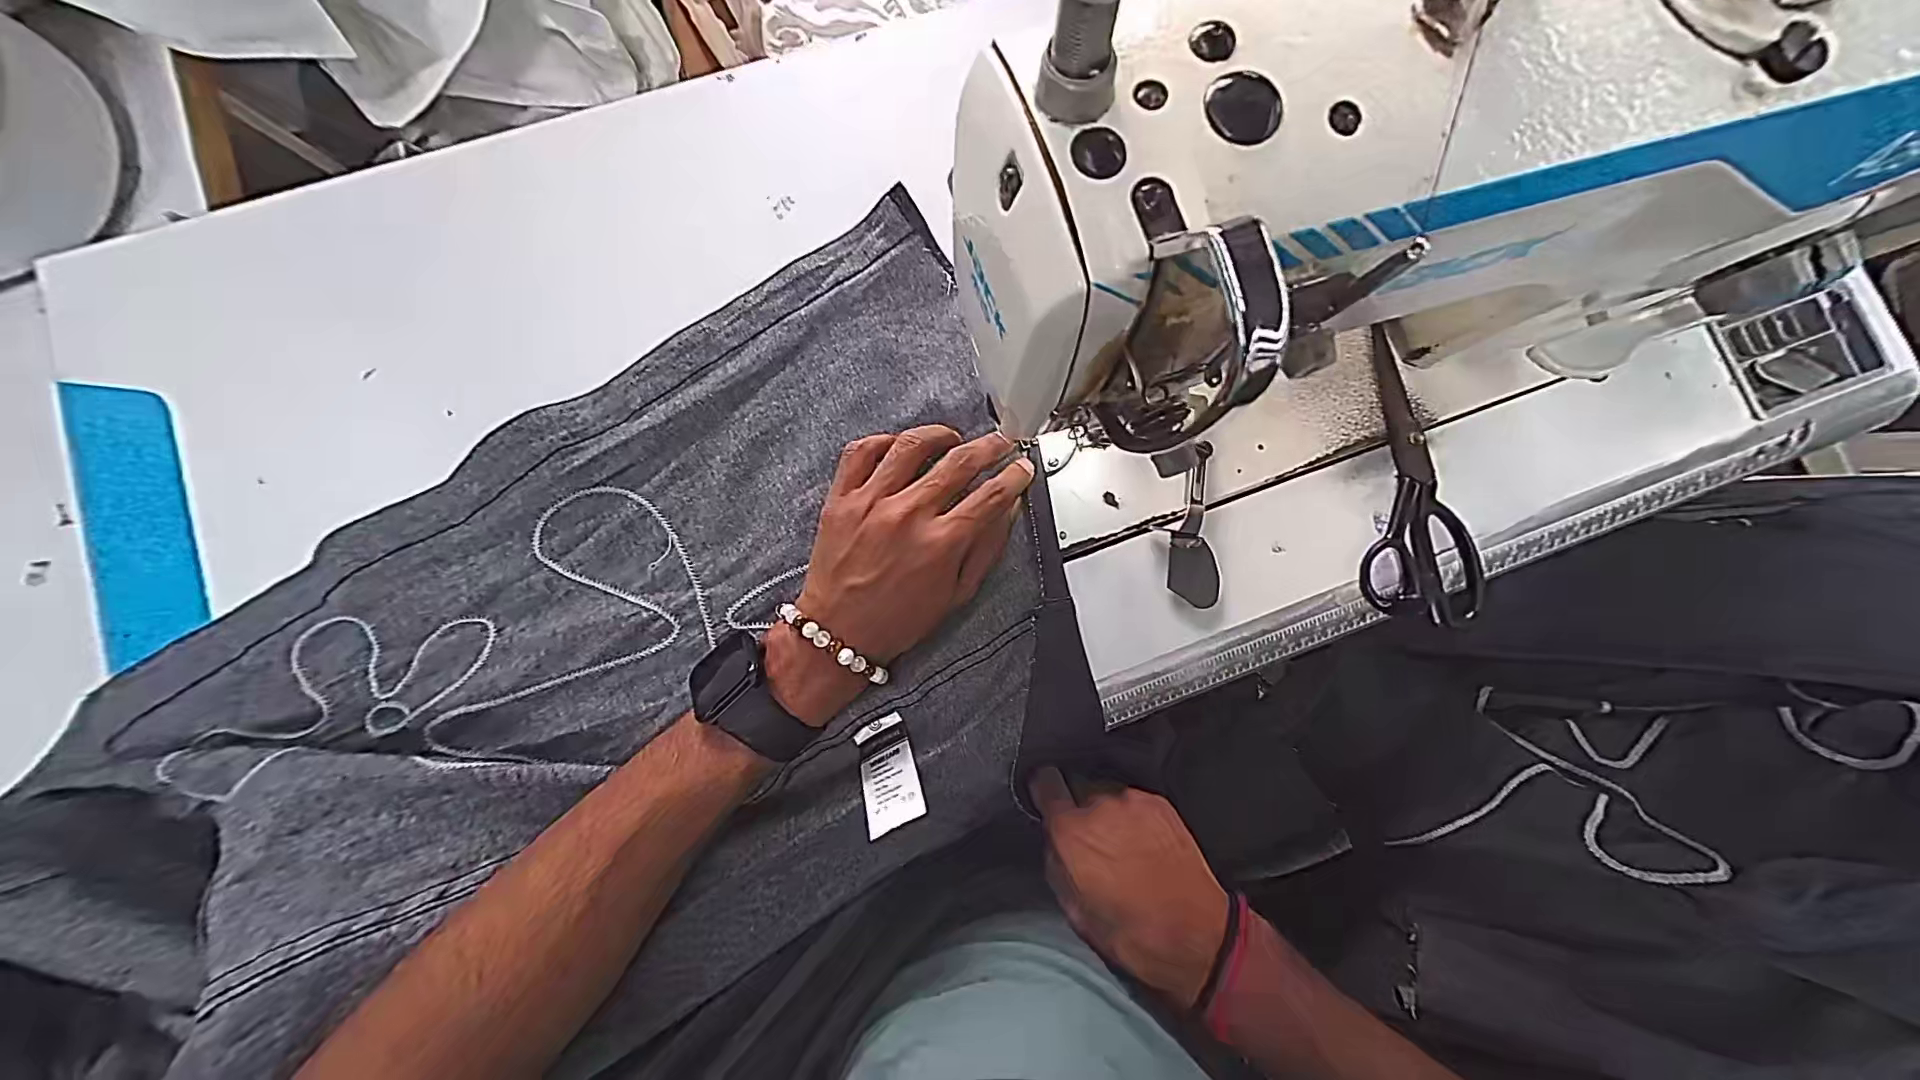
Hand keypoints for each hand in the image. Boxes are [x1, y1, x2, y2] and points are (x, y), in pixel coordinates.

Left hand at [765, 425, 1034, 725]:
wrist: (839, 632)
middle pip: (960, 461)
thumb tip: (1007, 511)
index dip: (1014, 476)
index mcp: (941, 543)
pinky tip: (899, 446)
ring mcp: (871, 503)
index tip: (1020, 468)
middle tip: (999, 443)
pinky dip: (884, 440)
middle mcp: (908, 516)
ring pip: (911, 445)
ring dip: (940, 434)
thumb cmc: (896, 619)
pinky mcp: (842, 499)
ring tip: (951, 437)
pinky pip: (862, 452)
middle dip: (990, 446)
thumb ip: (986, 548)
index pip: (991, 494)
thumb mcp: (956, 594)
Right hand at [1029, 767, 1228, 1008]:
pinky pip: (1134, 802)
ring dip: (1110, 815)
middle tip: (1095, 846)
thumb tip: (1054, 843)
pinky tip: (1145, 846)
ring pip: (1108, 797)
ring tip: (1125, 849)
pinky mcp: (1159, 804)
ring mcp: (1132, 801)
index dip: (1044, 790)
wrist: (1196, 936)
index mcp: (1071, 831)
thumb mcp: (1076, 911)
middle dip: (1082, 814)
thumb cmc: (1134, 933)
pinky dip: (1134, 818)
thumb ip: (1056, 864)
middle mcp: (1099, 806)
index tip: (1048, 799)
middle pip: (1079, 792)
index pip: (1046, 783)